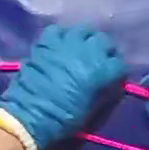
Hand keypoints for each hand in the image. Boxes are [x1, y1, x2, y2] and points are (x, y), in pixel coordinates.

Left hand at [0, 24, 125, 149]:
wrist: (31, 116)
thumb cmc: (64, 119)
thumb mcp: (93, 109)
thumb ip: (104, 92)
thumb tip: (110, 83)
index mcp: (102, 71)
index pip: (118, 63)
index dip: (115, 70)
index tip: (112, 75)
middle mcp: (88, 52)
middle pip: (103, 41)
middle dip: (102, 50)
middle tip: (96, 59)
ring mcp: (66, 44)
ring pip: (82, 30)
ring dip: (83, 39)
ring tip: (78, 48)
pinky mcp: (46, 42)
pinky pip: (57, 31)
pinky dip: (60, 37)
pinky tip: (58, 46)